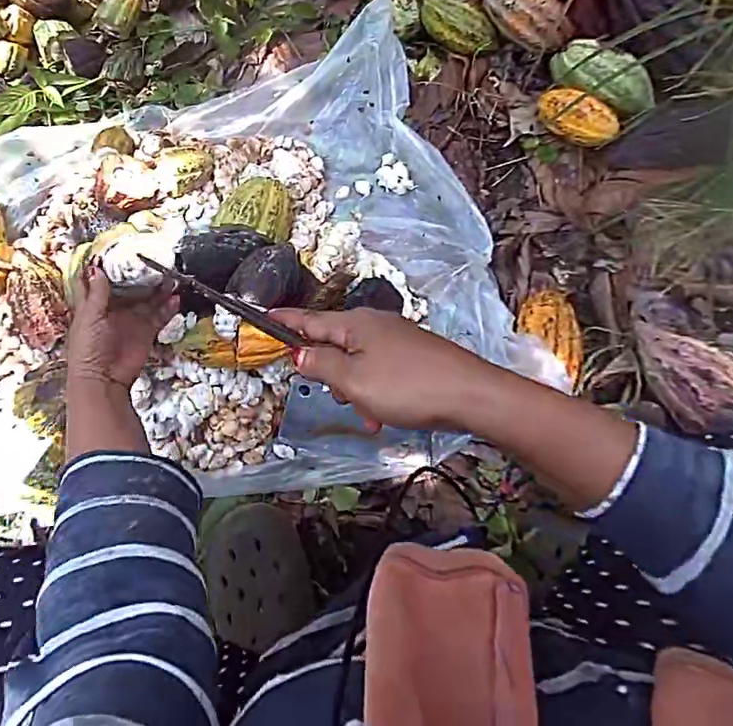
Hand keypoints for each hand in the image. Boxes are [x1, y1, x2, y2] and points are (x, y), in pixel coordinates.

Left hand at [66, 265, 178, 389]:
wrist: (103, 380)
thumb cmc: (88, 349)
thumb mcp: (90, 317)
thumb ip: (97, 293)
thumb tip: (97, 267)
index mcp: (96, 304)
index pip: (103, 281)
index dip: (111, 267)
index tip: (121, 250)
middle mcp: (115, 309)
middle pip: (131, 287)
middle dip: (143, 275)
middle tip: (156, 262)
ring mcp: (132, 320)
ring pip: (149, 299)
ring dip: (160, 289)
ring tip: (172, 277)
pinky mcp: (146, 332)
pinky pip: (160, 315)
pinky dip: (168, 307)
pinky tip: (175, 298)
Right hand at [268, 308, 509, 432]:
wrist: (470, 393)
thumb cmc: (407, 386)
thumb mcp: (354, 380)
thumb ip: (321, 365)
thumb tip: (299, 353)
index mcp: (354, 325)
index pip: (308, 320)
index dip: (284, 322)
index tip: (263, 317)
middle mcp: (373, 324)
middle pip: (333, 344)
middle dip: (328, 373)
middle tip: (338, 398)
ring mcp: (395, 338)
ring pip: (356, 362)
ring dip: (354, 389)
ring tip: (370, 414)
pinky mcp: (412, 354)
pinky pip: (378, 370)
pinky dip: (374, 391)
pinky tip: (385, 413)